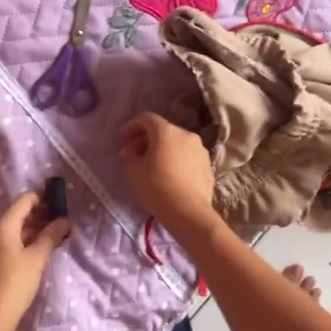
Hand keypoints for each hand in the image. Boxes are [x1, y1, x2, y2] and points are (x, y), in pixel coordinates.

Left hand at [0, 193, 71, 330]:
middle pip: (19, 215)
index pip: (24, 200)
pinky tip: (38, 253)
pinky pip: (8, 243)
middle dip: (42, 216)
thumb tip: (65, 220)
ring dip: (34, 231)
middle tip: (63, 224)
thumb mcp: (37, 258)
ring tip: (55, 239)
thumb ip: (51, 235)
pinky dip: (24, 243)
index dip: (44, 199)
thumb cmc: (14, 283)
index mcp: (2, 226)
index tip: (62, 205)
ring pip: (14, 231)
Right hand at [118, 111, 218, 240]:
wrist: (188, 212)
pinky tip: (171, 175)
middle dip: (147, 138)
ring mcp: (200, 149)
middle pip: (163, 130)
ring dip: (164, 149)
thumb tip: (132, 150)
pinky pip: (188, 156)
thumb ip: (129, 154)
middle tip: (136, 152)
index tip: (123, 137)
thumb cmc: (156, 187)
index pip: (146, 118)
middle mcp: (186, 134)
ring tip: (155, 165)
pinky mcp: (208, 165)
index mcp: (166, 131)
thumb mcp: (133, 170)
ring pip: (177, 143)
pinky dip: (177, 160)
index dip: (132, 125)